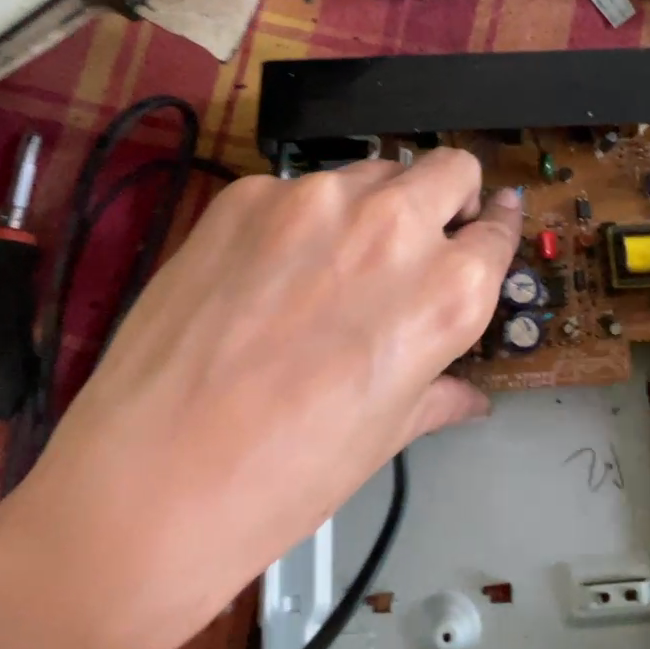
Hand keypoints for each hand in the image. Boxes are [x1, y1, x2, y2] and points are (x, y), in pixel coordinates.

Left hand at [0, 151, 518, 648]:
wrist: (153, 481)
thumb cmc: (289, 474)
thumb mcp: (385, 432)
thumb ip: (439, 389)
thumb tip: (470, 394)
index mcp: (446, 291)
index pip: (496, 228)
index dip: (493, 227)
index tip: (487, 222)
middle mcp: (392, 227)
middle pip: (448, 167)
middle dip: (445, 196)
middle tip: (416, 238)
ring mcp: (315, 200)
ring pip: (369, 172)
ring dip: (368, 206)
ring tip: (326, 265)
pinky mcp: (247, 195)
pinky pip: (293, 189)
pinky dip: (297, 219)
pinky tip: (264, 272)